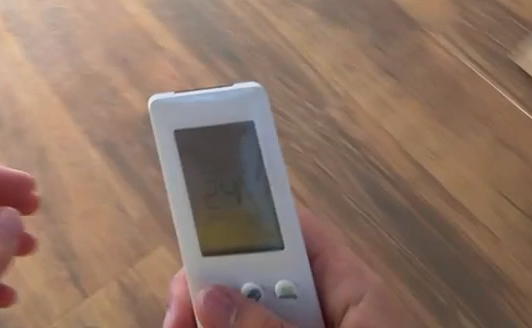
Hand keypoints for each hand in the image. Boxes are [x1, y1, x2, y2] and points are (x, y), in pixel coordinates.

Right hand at [162, 207, 410, 327]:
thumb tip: (208, 294)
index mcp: (353, 291)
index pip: (290, 226)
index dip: (241, 214)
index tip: (191, 226)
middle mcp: (331, 312)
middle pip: (254, 276)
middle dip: (209, 290)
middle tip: (178, 317)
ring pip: (245, 316)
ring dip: (210, 323)